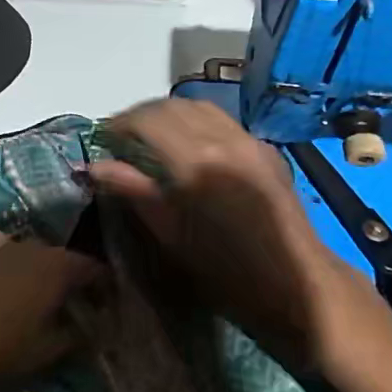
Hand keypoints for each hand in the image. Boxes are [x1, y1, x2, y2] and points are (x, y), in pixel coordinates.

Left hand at [0, 233, 98, 391]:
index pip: (96, 269)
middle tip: (82, 304)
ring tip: (50, 294)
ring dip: (50, 270)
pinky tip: (16, 278)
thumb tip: (99, 329)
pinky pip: (13, 251)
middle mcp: (39, 247)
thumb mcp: (48, 349)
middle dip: (79, 279)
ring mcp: (10, 245)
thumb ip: (79, 335)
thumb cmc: (1, 345)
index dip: (106, 287)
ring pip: (42, 254)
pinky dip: (20, 262)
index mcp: (60, 266)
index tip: (110, 305)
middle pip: (69, 259)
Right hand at [89, 99, 365, 363]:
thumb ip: (134, 192)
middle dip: (143, 115)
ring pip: (202, 107)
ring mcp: (251, 140)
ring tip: (153, 137)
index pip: (149, 120)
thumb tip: (93, 167)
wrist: (298, 285)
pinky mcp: (267, 149)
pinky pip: (225, 122)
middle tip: (122, 137)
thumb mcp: (173, 237)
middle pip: (174, 106)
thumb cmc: (229, 275)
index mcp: (197, 162)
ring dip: (172, 114)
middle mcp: (225, 139)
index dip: (120, 123)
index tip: (103, 137)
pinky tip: (191, 147)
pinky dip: (199, 123)